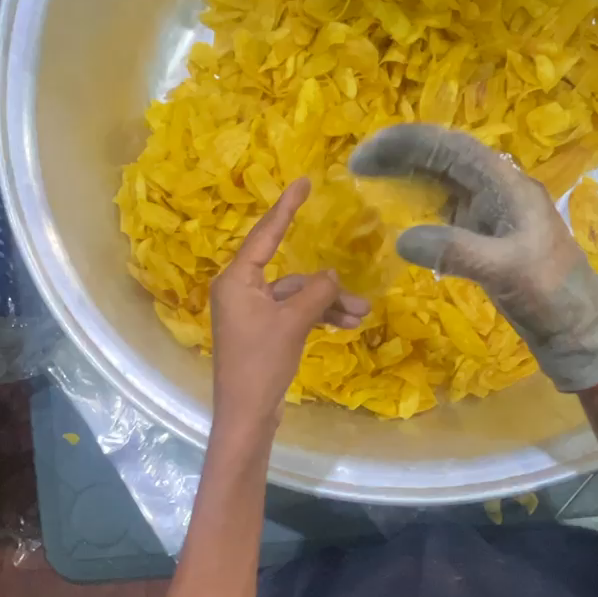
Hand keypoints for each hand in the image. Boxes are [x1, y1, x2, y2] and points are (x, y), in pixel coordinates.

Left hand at [210, 178, 369, 428]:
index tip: (304, 182)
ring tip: (361, 318)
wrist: (247, 414)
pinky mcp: (261, 333)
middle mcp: (240, 291)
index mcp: (237, 280)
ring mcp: (251, 313)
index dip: (287, 208)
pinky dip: (316, 319)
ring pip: (296, 298)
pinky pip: (293, 315)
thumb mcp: (293, 323)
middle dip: (326, 288)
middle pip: (290, 276)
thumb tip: (332, 275)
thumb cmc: (261, 363)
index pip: (265, 235)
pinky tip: (345, 325)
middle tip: (360, 299)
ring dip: (327, 306)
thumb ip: (315, 293)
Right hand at [349, 124, 597, 392]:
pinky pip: (443, 213)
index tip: (363, 155)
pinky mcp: (483, 239)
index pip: (450, 148)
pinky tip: (396, 220)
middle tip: (356, 167)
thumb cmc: (549, 292)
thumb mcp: (504, 268)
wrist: (576, 327)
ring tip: (368, 184)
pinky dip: (416, 210)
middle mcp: (496, 190)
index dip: (405, 144)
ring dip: (406, 179)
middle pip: (442, 158)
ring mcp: (489, 215)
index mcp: (506, 184)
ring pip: (441, 183)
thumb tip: (402, 239)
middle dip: (400, 156)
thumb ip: (455, 250)